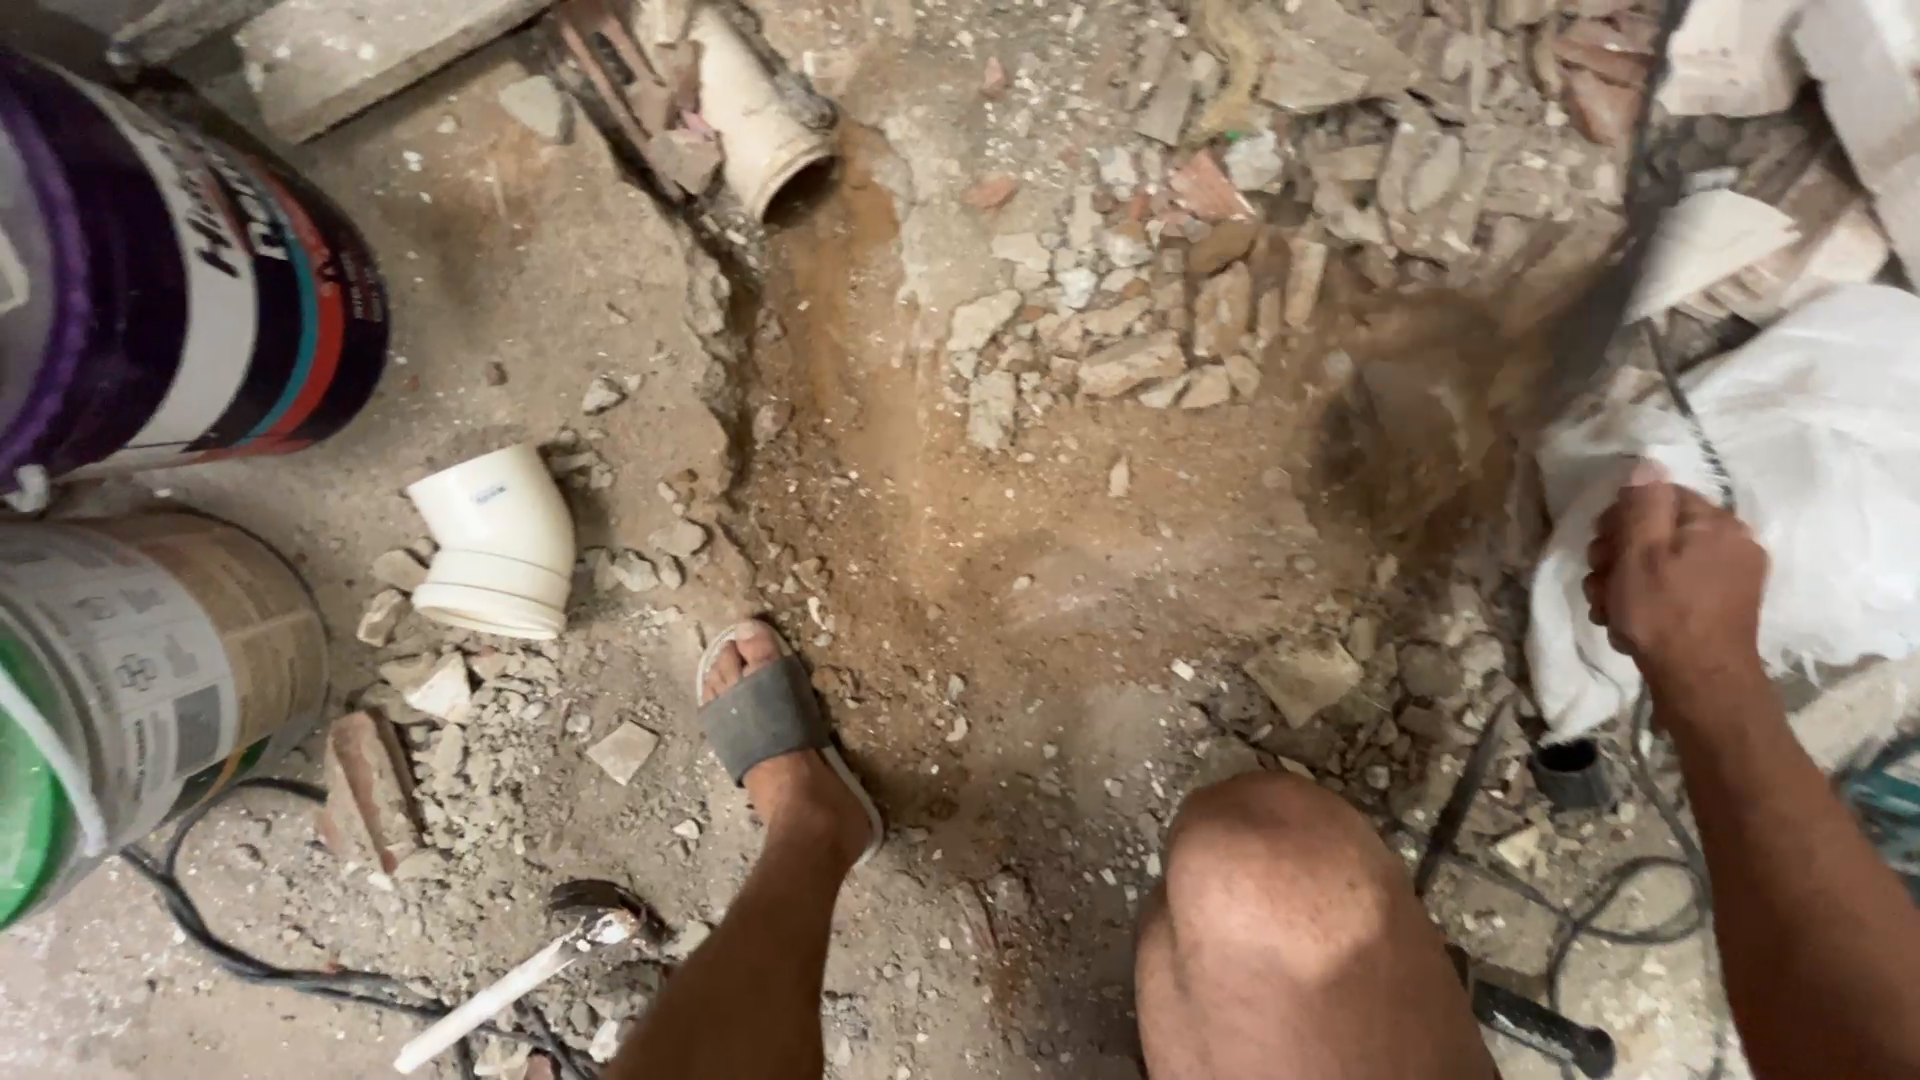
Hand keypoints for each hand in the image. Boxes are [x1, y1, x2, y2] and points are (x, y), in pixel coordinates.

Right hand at [1584, 460, 1768, 685]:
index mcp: (1715, 524)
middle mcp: (1732, 542)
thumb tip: (1646, 462)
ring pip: (1658, 559)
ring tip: (1609, 604)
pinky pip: (1673, 583)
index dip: (1620, 518)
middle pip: (1656, 529)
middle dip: (1617, 553)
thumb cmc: (1661, 610)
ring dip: (1622, 579)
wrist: (1698, 675)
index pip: (1659, 496)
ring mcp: (1731, 574)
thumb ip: (1643, 505)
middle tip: (1601, 579)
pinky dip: (1645, 595)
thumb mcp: (1639, 551)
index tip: (1600, 546)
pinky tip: (1628, 615)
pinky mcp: (1722, 601)